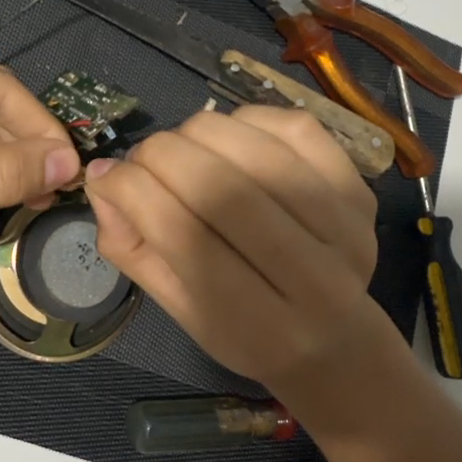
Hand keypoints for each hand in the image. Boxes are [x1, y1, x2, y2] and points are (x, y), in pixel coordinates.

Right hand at [83, 105, 405, 430]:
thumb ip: (131, 247)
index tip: (107, 177)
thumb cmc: (243, 330)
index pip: (181, 232)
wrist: (336, 341)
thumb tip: (102, 178)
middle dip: (159, 156)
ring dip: (196, 134)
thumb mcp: (176, 308)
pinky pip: (293, 127)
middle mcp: (311, 277)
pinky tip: (228, 140)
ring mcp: (345, 229)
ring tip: (183, 152)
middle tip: (142, 163)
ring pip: (252, 148)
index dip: (131, 190)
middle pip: (218, 185)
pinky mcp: (358, 191)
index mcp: (256, 323)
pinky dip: (246, 120)